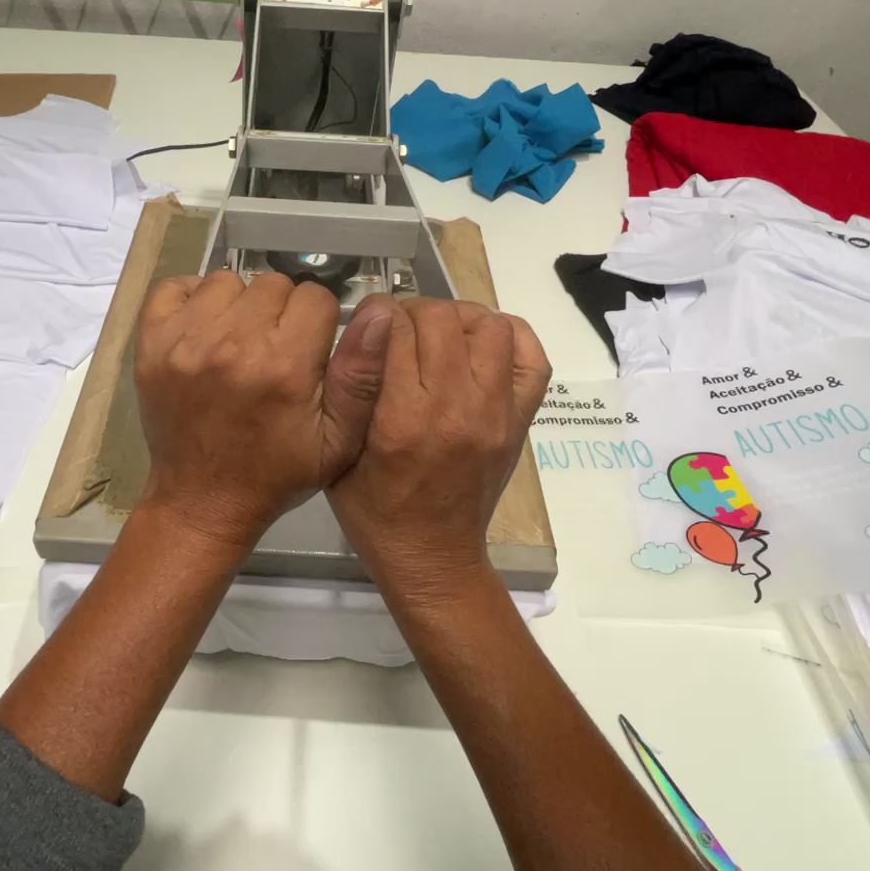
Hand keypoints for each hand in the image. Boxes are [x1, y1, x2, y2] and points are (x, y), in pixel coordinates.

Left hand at [135, 270, 395, 542]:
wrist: (204, 502)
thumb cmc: (279, 473)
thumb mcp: (339, 440)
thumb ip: (362, 375)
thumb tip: (381, 314)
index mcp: (285, 365)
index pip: (315, 297)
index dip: (318, 322)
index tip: (308, 351)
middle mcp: (233, 344)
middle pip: (272, 284)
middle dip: (281, 312)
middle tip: (274, 350)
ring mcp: (185, 341)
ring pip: (228, 281)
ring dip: (239, 305)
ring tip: (239, 342)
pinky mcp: (152, 343)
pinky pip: (175, 286)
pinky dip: (193, 299)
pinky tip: (206, 329)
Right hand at [326, 298, 549, 604]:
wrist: (433, 558)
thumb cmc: (374, 512)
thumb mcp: (338, 455)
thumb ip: (349, 393)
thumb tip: (367, 328)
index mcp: (403, 421)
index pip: (397, 330)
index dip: (378, 314)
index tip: (369, 324)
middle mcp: (456, 409)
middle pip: (443, 320)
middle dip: (414, 312)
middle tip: (399, 330)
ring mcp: (496, 414)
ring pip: (488, 327)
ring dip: (459, 320)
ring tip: (438, 337)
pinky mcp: (520, 421)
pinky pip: (531, 357)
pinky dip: (508, 337)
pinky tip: (479, 346)